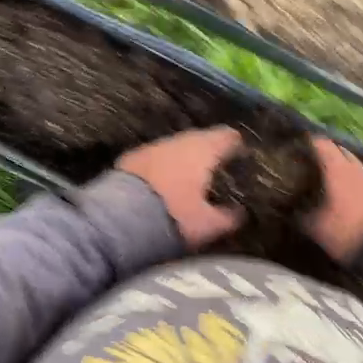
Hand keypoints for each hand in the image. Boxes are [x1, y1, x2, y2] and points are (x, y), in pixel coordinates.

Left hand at [116, 127, 246, 248]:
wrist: (120, 218)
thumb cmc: (174, 218)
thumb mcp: (208, 225)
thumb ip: (228, 217)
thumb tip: (240, 213)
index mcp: (202, 151)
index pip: (226, 137)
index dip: (236, 144)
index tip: (242, 153)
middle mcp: (177, 142)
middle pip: (199, 139)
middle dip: (208, 150)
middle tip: (216, 165)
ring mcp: (151, 148)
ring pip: (174, 148)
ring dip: (182, 158)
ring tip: (189, 175)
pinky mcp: (129, 159)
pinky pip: (153, 158)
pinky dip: (161, 166)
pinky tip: (160, 182)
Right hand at [302, 138, 362, 261]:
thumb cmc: (349, 231)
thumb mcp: (318, 229)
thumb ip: (304, 217)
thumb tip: (293, 212)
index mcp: (337, 171)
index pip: (322, 145)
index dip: (310, 141)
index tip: (300, 143)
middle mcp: (357, 170)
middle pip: (342, 152)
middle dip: (329, 152)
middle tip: (314, 160)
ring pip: (357, 168)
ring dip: (346, 169)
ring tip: (333, 179)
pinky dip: (359, 185)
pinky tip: (353, 198)